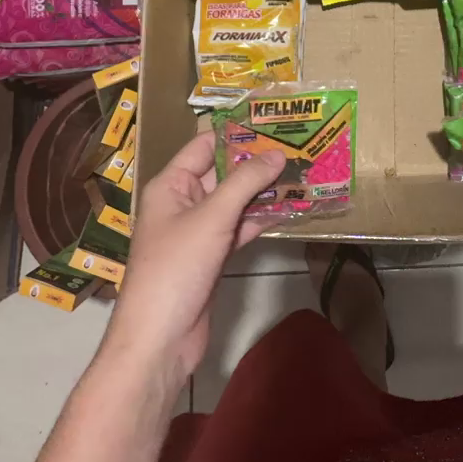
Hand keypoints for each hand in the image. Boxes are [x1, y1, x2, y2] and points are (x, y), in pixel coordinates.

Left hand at [106, 132, 286, 382]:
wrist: (160, 340)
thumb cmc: (176, 268)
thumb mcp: (212, 218)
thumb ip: (246, 182)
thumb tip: (278, 153)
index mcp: (172, 184)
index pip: (205, 145)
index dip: (237, 133)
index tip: (274, 121)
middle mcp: (184, 202)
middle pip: (224, 172)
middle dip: (258, 162)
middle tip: (298, 147)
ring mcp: (199, 231)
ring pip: (235, 201)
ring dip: (264, 191)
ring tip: (302, 174)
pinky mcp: (212, 256)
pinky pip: (239, 227)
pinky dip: (260, 219)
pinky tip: (290, 210)